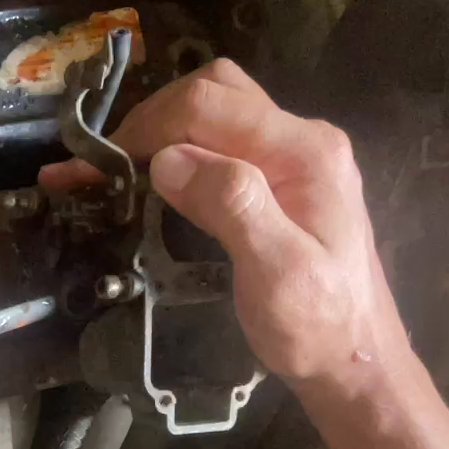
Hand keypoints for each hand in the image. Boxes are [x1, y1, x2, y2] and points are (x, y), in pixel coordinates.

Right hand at [41, 59, 414, 393]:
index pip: (209, 106)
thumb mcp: (275, 272)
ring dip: (156, 130)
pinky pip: (217, 142)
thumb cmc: (314, 323)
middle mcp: (298, 139)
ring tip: (109, 170)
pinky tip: (145, 176)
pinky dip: (172, 149)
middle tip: (96, 171)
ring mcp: (288, 157)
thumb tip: (166, 159)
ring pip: (213, 110)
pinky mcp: (275, 179)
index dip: (145, 130)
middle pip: (212, 93)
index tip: (97, 171)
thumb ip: (230, 206)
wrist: (352, 355)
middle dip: (145, 122)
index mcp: (302, 152)